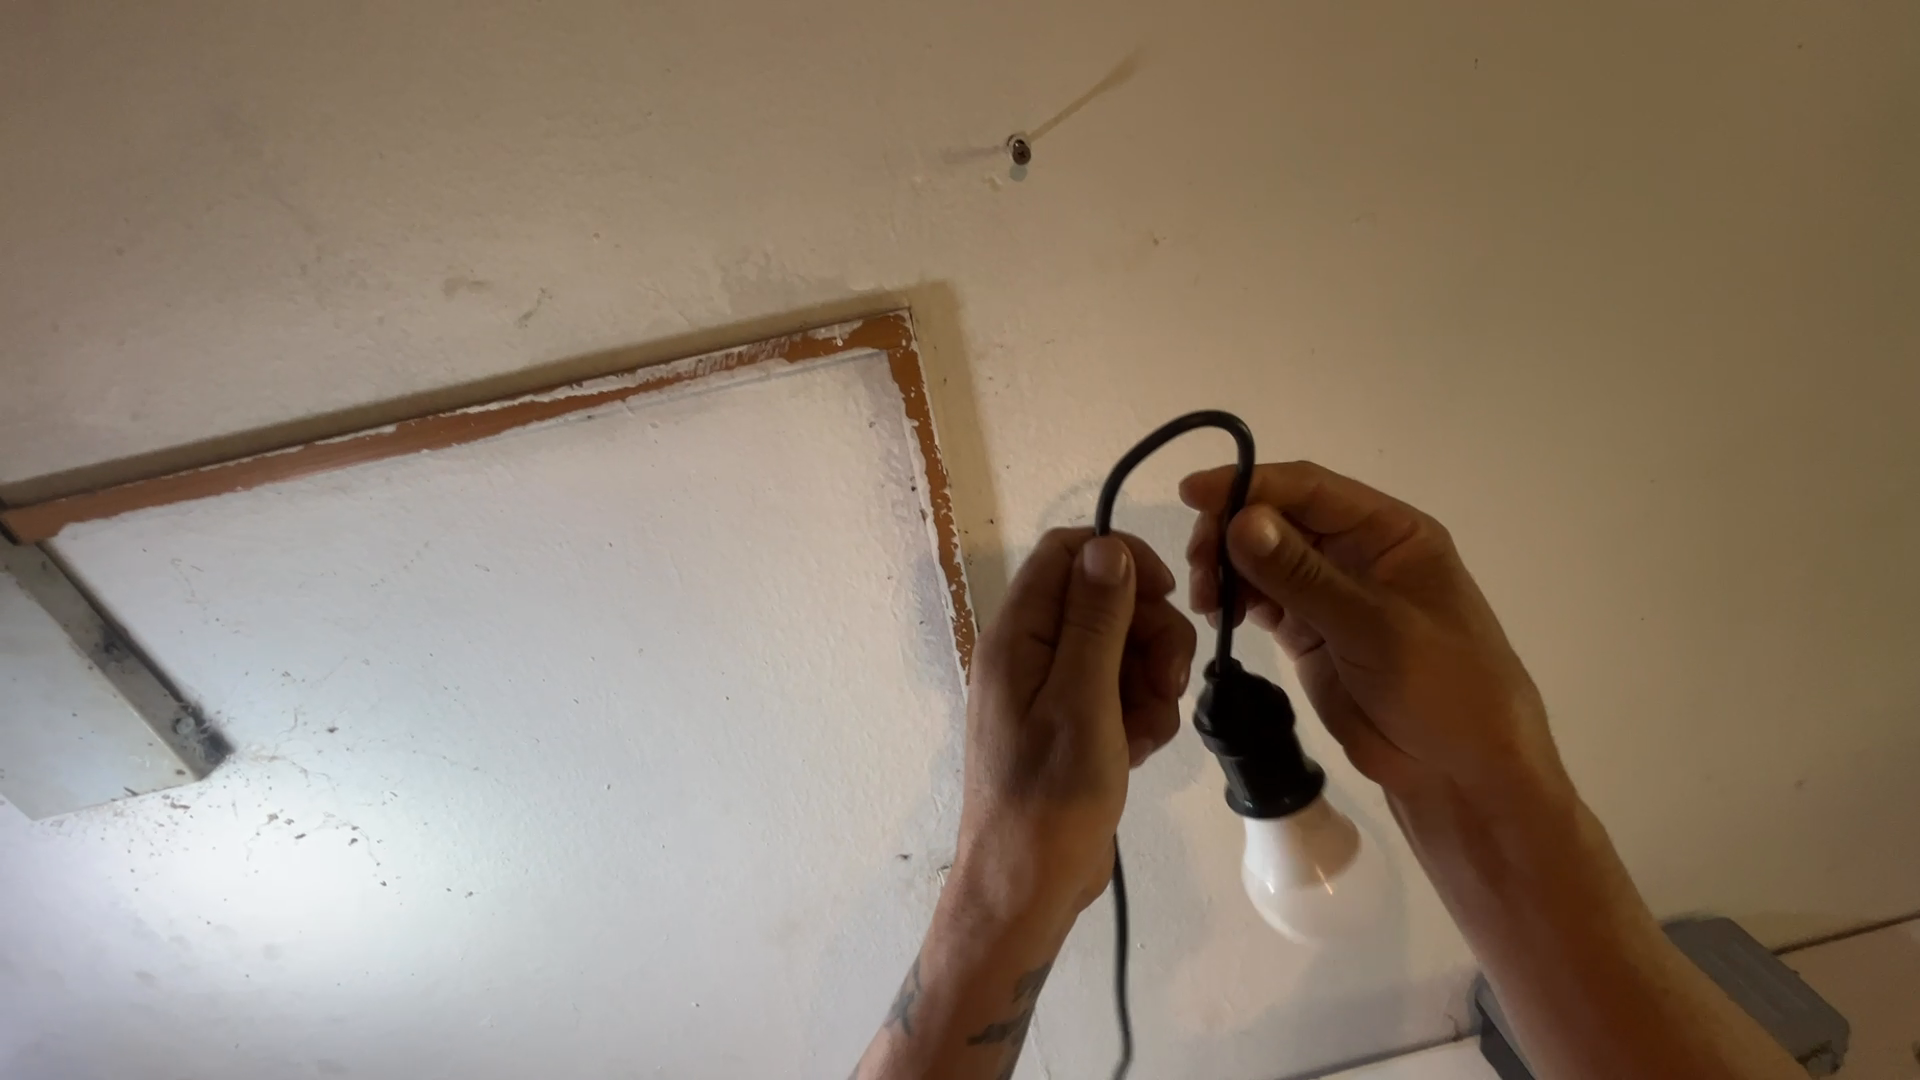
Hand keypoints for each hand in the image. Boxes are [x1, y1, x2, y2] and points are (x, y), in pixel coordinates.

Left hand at [954, 528, 1196, 922]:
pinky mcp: (1070, 719)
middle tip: (1168, 682)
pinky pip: (1116, 689)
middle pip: (1103, 600)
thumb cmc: (1050, 794)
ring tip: (1146, 731)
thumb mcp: (1082, 699)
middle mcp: (1029, 649)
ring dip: (1149, 681)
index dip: (1121, 560)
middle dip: (1148, 634)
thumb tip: (1105, 545)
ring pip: (1118, 646)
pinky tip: (1138, 749)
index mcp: (1018, 632)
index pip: (1067, 553)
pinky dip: (1138, 712)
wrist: (1028, 884)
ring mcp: (1049, 686)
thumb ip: (1094, 620)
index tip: (1166, 595)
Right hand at [1182, 461, 1567, 805]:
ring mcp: (1327, 591)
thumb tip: (1239, 521)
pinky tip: (1221, 618)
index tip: (1192, 494)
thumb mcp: (1374, 627)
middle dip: (1229, 534)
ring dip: (1225, 570)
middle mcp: (1354, 551)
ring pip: (1259, 558)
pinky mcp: (1306, 628)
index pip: (1308, 489)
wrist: (1459, 771)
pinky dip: (1233, 601)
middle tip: (1197, 567)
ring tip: (1207, 603)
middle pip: (1274, 519)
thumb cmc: (1444, 688)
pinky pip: (1258, 598)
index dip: (1248, 484)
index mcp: (1388, 532)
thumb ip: (1302, 574)